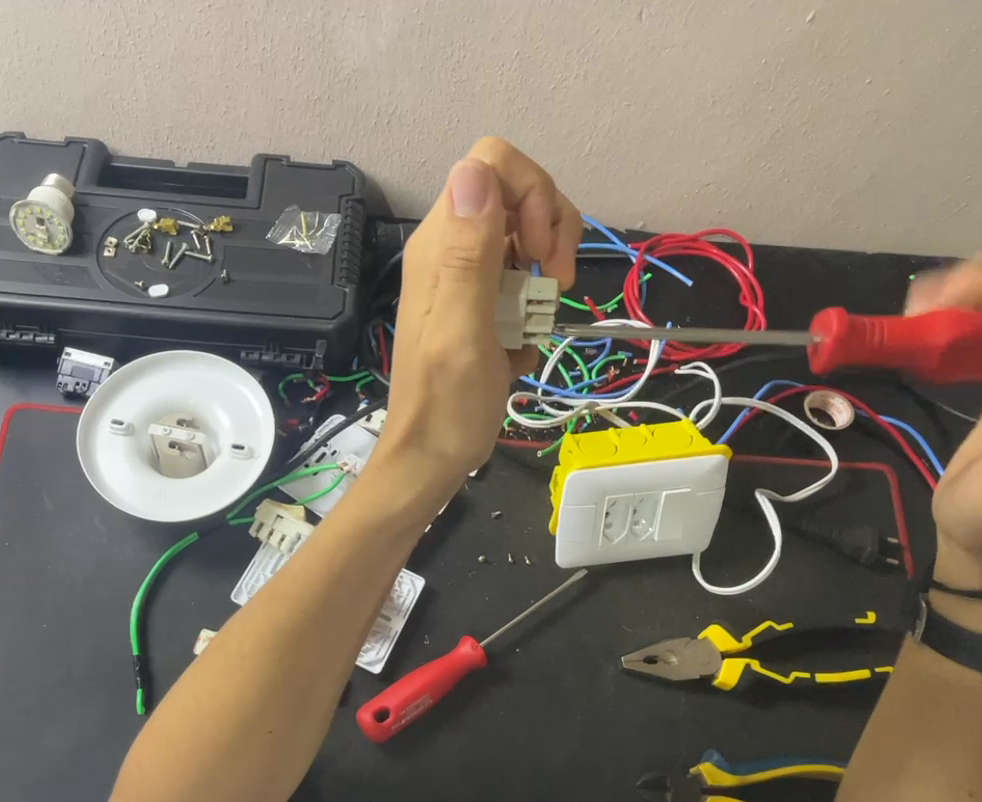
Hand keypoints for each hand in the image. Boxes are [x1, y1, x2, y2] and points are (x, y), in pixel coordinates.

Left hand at [376, 138, 579, 492]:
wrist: (431, 457)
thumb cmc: (447, 406)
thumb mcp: (462, 332)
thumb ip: (469, 254)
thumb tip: (476, 169)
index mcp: (440, 245)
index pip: (492, 164)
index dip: (532, 194)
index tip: (540, 255)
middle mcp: (450, 250)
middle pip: (519, 192)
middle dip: (550, 232)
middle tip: (550, 287)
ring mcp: (465, 277)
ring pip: (526, 234)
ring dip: (548, 271)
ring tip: (539, 318)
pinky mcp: (479, 304)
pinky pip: (522, 280)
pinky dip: (535, 306)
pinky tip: (522, 342)